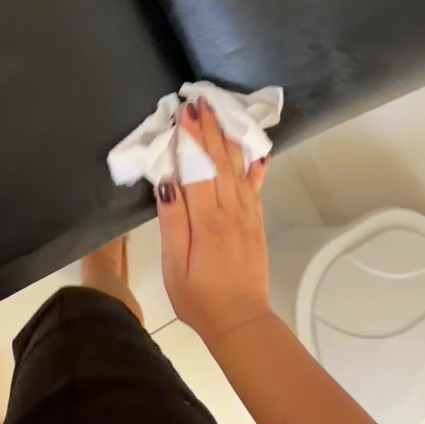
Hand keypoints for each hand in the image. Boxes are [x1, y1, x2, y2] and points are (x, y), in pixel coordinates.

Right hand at [155, 99, 275, 344]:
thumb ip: (172, 223)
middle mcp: (230, 211)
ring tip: (223, 113)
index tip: (186, 113)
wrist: (241, 322)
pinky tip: (256, 150)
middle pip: (219, 161)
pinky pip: (255, 186)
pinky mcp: (256, 222)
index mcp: (206, 220)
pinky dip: (255, 165)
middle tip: (203, 102)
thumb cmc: (199, 298)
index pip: (198, 169)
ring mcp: (247, 215)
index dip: (191, 139)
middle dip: (210, 129)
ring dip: (229, 138)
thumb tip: (168, 184)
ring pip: (238, 168)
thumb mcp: (174, 266)